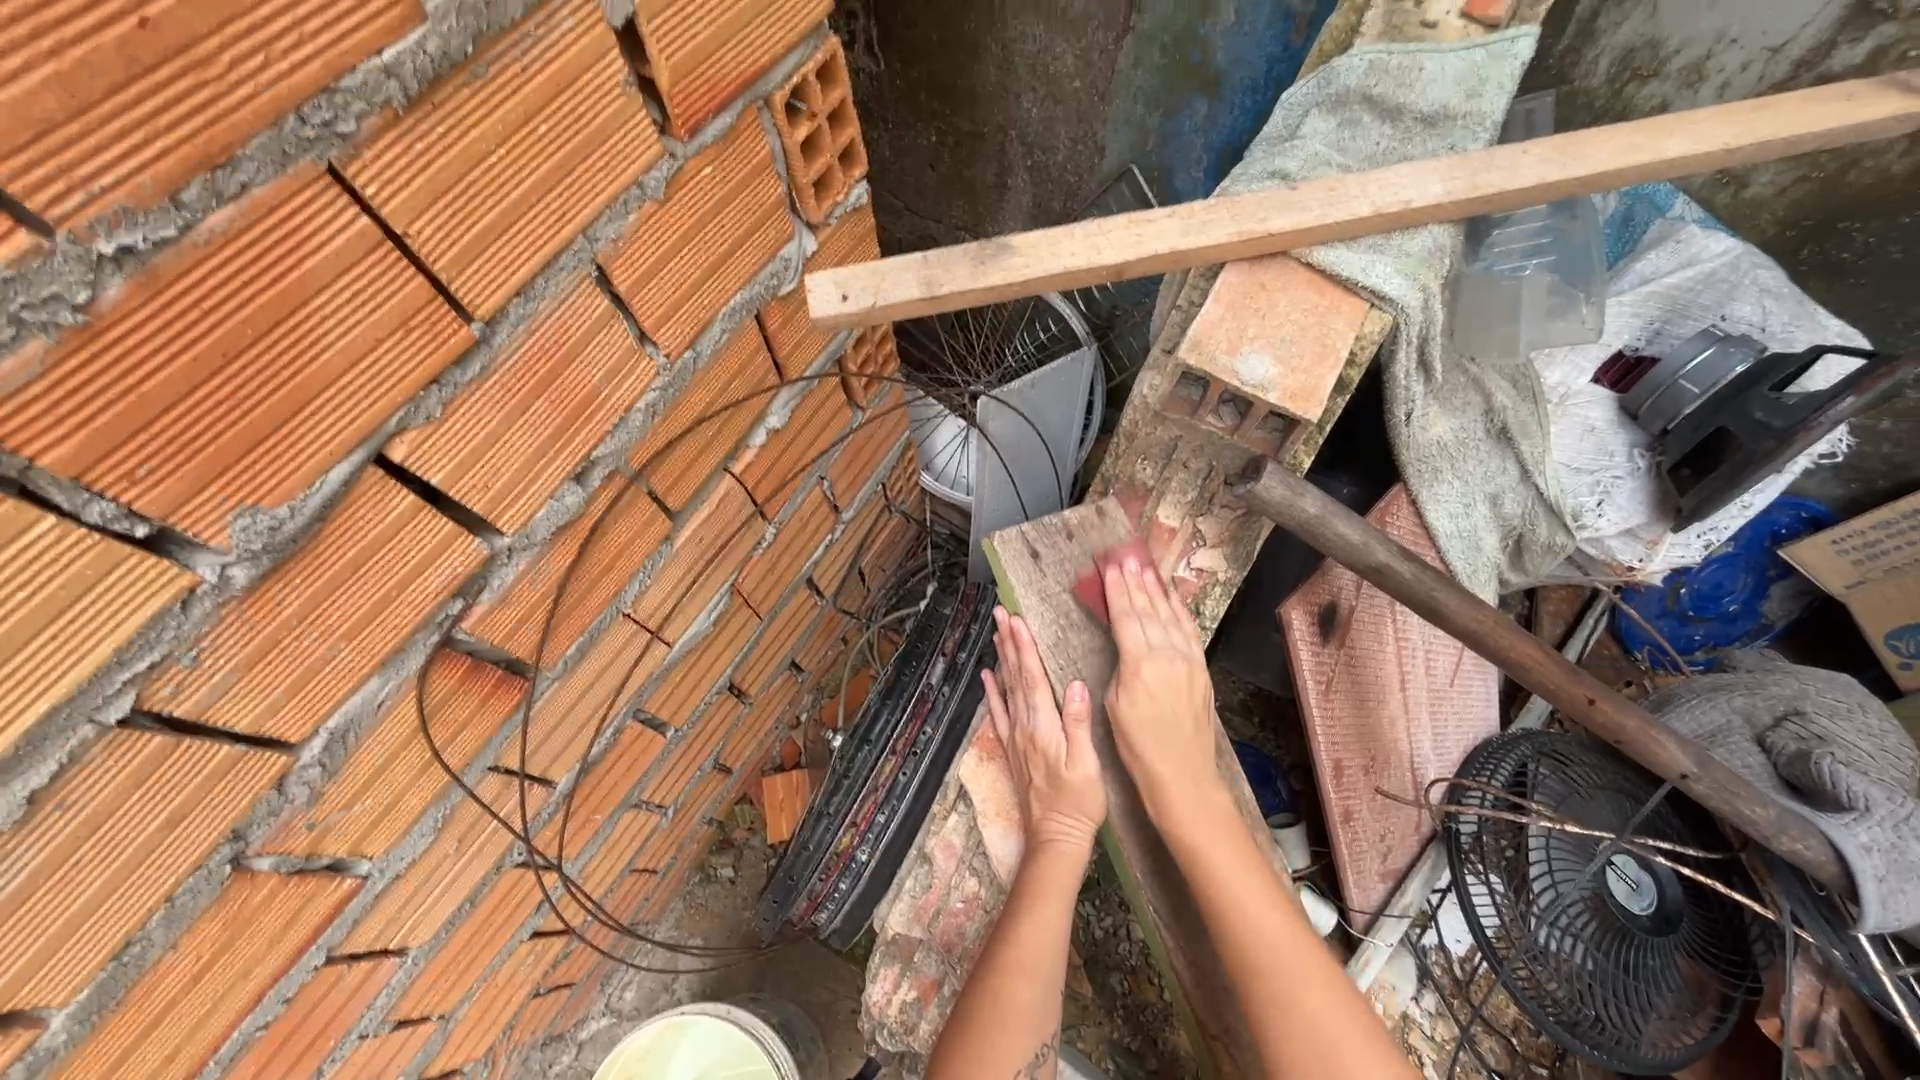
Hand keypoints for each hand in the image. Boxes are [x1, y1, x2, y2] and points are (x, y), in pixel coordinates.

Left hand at [982, 607, 1106, 850]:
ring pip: (1006, 690)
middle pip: (1015, 677)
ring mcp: (1016, 738)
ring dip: (1001, 659)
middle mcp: (1024, 727)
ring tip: (996, 633)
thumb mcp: (1087, 764)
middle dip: (1009, 643)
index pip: (1033, 677)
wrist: (1054, 839)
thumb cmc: (1079, 804)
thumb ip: (1079, 722)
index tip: (1018, 620)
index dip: (1025, 646)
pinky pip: (999, 714)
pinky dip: (992, 693)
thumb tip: (1076, 684)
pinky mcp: (1013, 750)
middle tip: (1000, 613)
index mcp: (1044, 726)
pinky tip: (987, 676)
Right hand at [1102, 554, 1225, 829]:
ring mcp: (1188, 660)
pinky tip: (1173, 597)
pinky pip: (1189, 631)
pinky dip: (1180, 611)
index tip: (1110, 568)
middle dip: (1135, 582)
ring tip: (1146, 567)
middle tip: (1125, 557)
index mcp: (1140, 663)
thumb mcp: (1115, 704)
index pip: (1125, 616)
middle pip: (1148, 610)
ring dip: (1157, 590)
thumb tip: (1126, 647)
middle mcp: (1167, 654)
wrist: (1182, 773)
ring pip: (1170, 616)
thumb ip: (1122, 668)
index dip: (1117, 590)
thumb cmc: (1138, 745)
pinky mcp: (1201, 670)